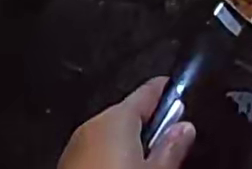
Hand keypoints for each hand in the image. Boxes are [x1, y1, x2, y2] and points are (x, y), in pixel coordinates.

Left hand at [57, 76, 197, 168]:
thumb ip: (171, 150)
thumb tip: (185, 128)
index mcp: (116, 117)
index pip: (149, 90)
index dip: (170, 95)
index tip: (185, 104)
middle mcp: (93, 125)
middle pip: (130, 116)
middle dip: (150, 130)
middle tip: (168, 154)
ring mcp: (74, 149)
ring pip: (112, 139)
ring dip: (130, 150)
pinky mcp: (65, 168)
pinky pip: (96, 157)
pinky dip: (111, 164)